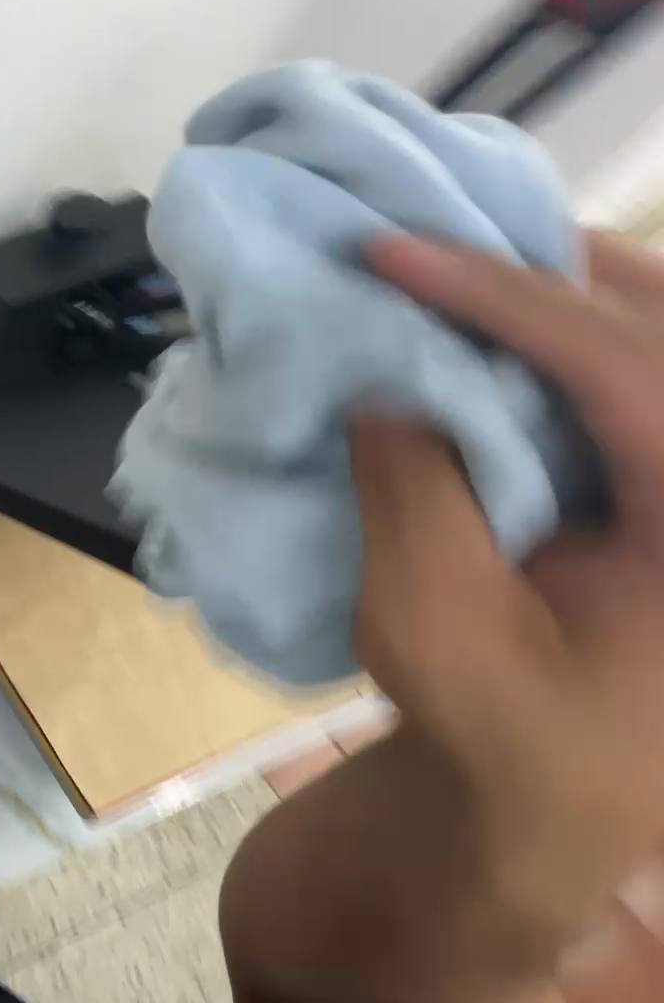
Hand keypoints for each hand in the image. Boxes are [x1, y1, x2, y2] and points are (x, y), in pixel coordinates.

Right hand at [354, 231, 663, 939]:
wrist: (539, 796)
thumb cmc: (493, 726)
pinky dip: (555, 340)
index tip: (393, 253)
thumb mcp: (432, 619)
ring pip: (655, 350)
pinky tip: (486, 327)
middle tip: (438, 222)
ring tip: (459, 254)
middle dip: (555, 264)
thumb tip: (383, 389)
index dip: (505, 297)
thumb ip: (416, 495)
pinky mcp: (658, 498)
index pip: (631, 368)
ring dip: (561, 292)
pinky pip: (626, 390)